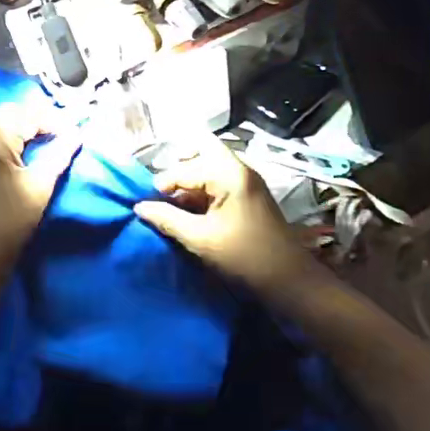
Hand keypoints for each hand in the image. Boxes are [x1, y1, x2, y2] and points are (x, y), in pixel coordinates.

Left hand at [0, 103, 78, 286]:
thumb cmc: (9, 222)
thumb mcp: (40, 186)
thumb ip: (59, 154)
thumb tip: (76, 134)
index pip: (27, 114)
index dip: (53, 120)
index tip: (74, 133)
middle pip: (10, 113)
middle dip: (38, 118)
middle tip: (62, 134)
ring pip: (0, 123)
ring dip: (25, 127)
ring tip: (50, 142)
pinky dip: (12, 138)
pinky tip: (28, 152)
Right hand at [135, 140, 326, 301]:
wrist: (288, 279)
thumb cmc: (243, 257)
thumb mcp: (200, 239)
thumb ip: (168, 219)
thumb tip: (140, 207)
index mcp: (230, 174)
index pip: (186, 167)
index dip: (164, 182)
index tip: (148, 201)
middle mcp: (240, 169)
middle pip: (203, 151)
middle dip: (179, 167)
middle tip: (161, 190)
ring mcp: (246, 181)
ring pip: (211, 165)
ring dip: (190, 179)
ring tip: (172, 203)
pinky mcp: (248, 195)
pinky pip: (220, 180)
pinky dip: (202, 190)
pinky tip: (189, 210)